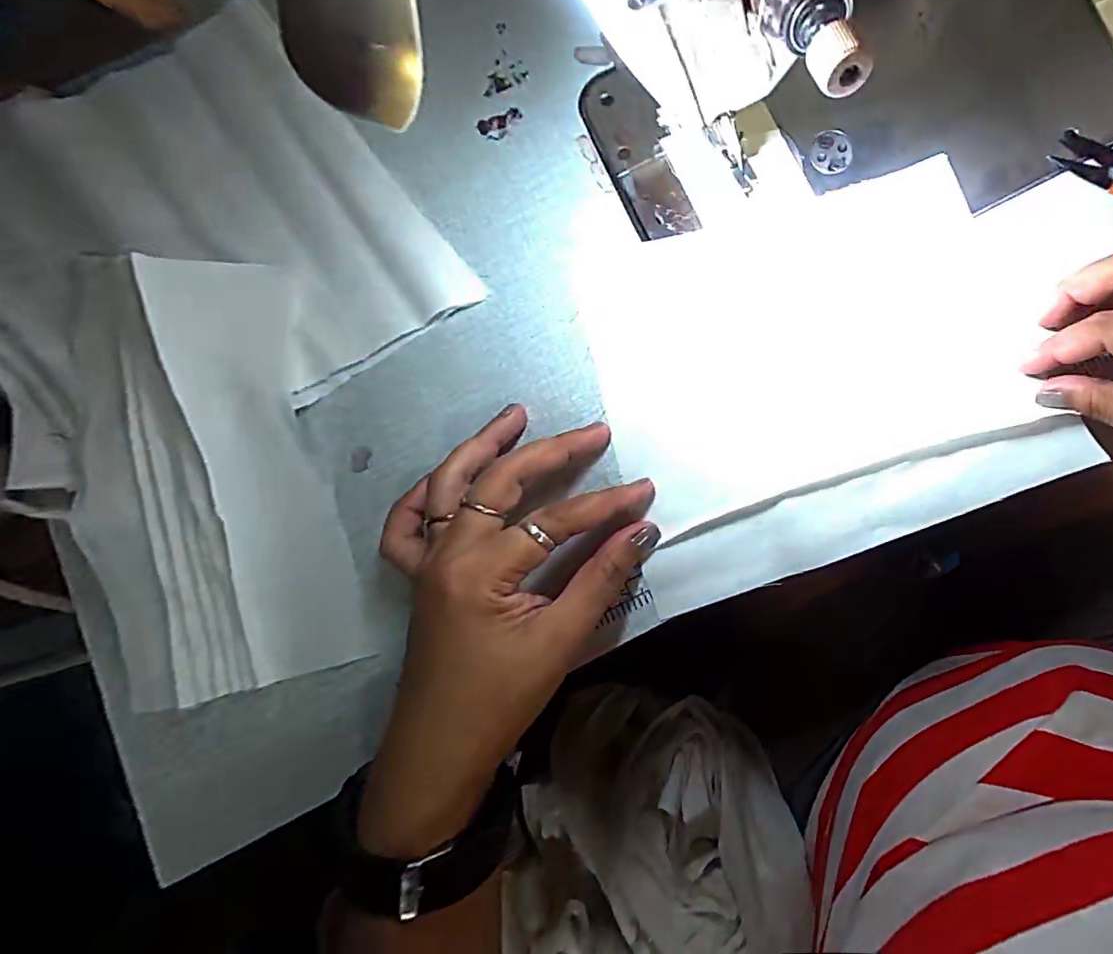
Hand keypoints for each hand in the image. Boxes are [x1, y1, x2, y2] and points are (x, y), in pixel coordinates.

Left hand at [360, 406, 658, 857]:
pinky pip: (409, 526)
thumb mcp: (562, 639)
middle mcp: (446, 555)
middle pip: (497, 483)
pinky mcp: (421, 579)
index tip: (647, 490)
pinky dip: (426, 494)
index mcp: (479, 571)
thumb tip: (644, 529)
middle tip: (594, 432)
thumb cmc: (502, 698)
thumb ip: (602, 576)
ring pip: (447, 488)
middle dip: (550, 452)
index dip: (607, 504)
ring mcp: (427, 564)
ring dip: (481, 448)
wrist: (437, 752)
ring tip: (514, 417)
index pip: (554, 520)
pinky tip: (449, 477)